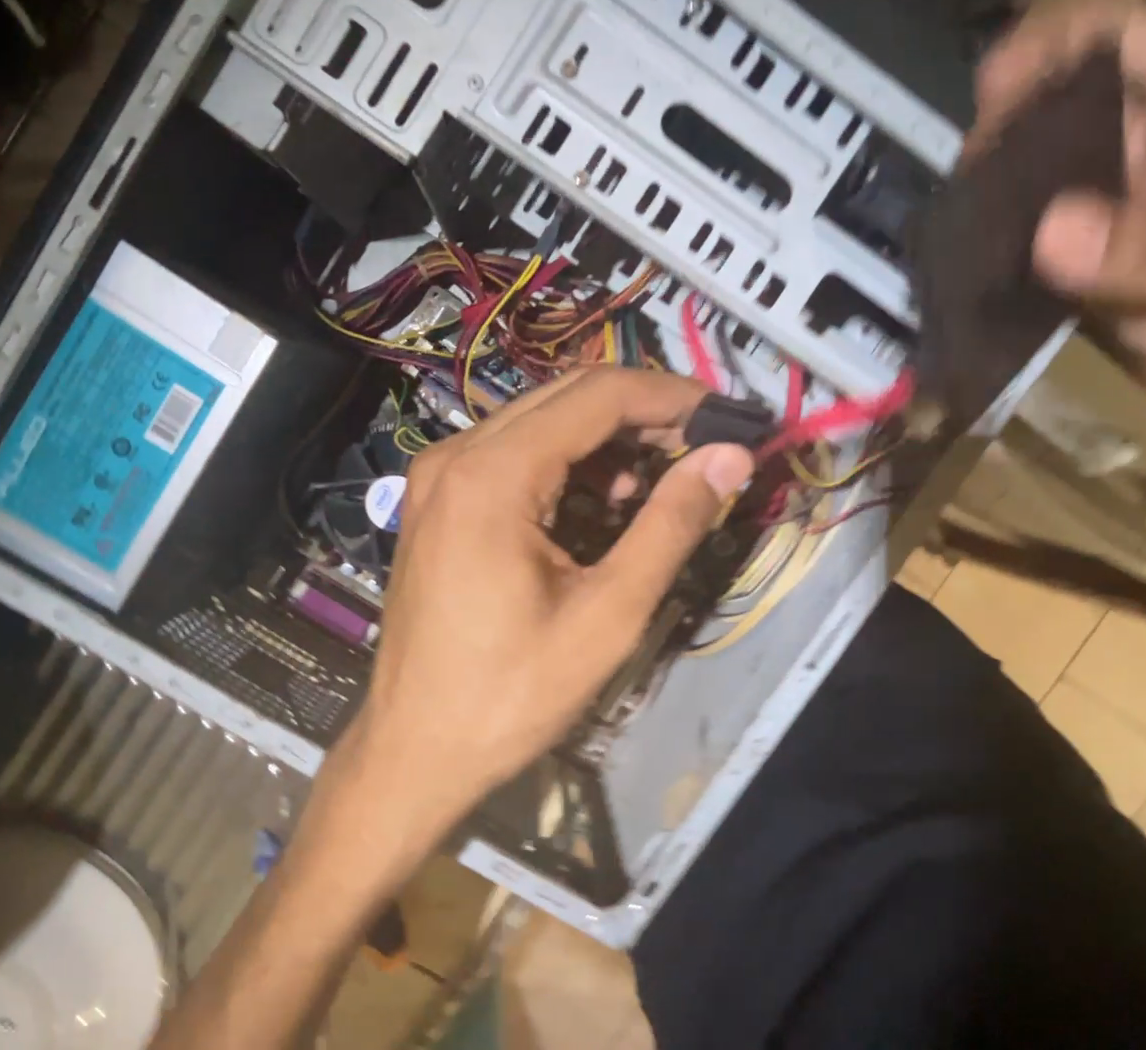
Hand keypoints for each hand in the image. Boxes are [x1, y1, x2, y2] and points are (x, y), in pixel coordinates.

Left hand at [345, 368, 753, 822]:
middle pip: (566, 395)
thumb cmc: (512, 694)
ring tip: (662, 476)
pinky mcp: (437, 501)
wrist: (415, 749)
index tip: (729, 418)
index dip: (671, 397)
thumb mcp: (608, 614)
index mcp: (492, 474)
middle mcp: (455, 455)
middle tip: (705, 445)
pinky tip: (602, 499)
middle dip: (642, 410)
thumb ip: (670, 524)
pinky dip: (565, 460)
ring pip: (539, 419)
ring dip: (605, 435)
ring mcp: (438, 476)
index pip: (598, 395)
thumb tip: (730, 457)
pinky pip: (511, 452)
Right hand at [975, 0, 1145, 449]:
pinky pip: (1029, 249)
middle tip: (967, 200)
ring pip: (1031, 180)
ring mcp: (1118, 203)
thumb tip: (1045, 237)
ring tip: (962, 245)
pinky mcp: (1091, 262)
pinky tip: (976, 281)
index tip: (990, 107)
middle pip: (1055, 105)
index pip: (1119, 34)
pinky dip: (998, 262)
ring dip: (991, 207)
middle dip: (1003, 141)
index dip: (1048, 49)